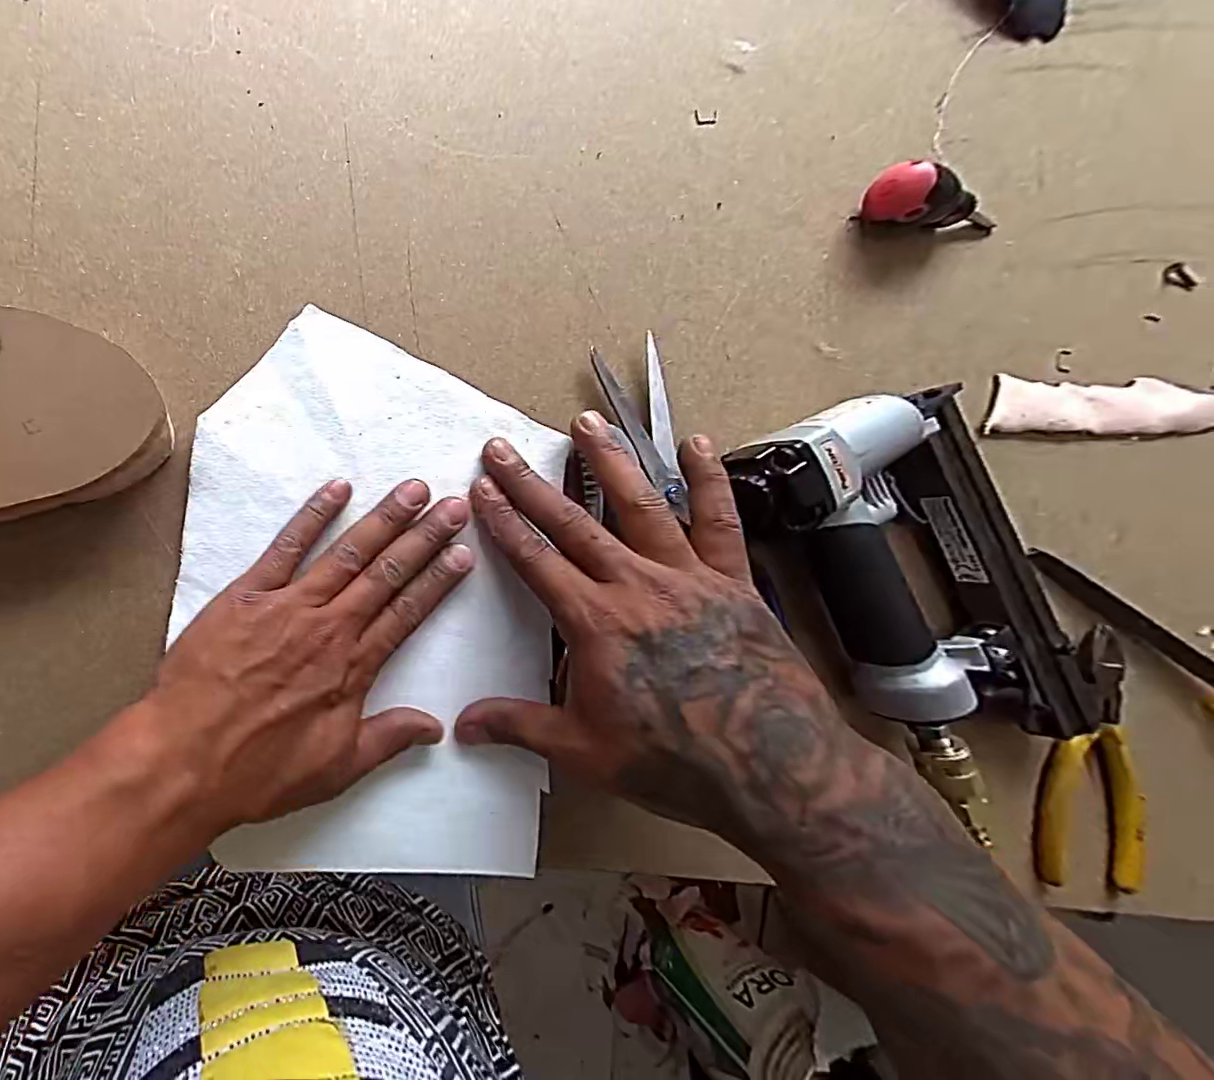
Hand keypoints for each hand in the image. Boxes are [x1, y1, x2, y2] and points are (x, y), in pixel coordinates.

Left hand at [127, 478, 475, 831]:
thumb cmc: (258, 770)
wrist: (186, 756)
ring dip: (383, 519)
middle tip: (453, 507)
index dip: (437, 582)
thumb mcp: (334, 768)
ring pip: (347, 553)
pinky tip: (337, 490)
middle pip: (386, 574)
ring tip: (412, 490)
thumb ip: (387, 739)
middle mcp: (328, 628)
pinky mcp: (246, 595)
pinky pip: (285, 547)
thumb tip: (434, 727)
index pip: (407, 613)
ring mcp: (287, 606)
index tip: (462, 555)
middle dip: (424, 538)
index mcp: (352, 667)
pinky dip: (313, 516)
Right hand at [456, 412, 860, 841]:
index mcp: (595, 623)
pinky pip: (719, 523)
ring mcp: (688, 580)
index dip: (503, 521)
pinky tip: (697, 445)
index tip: (483, 490)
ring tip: (587, 423)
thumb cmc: (677, 762)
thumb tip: (463, 725)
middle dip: (530, 484)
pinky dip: (707, 481)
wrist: (780, 774)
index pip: (535, 559)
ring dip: (609, 462)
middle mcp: (637, 588)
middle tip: (504, 449)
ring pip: (640, 506)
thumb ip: (518, 726)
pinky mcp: (732, 584)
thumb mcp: (581, 750)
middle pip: (573, 523)